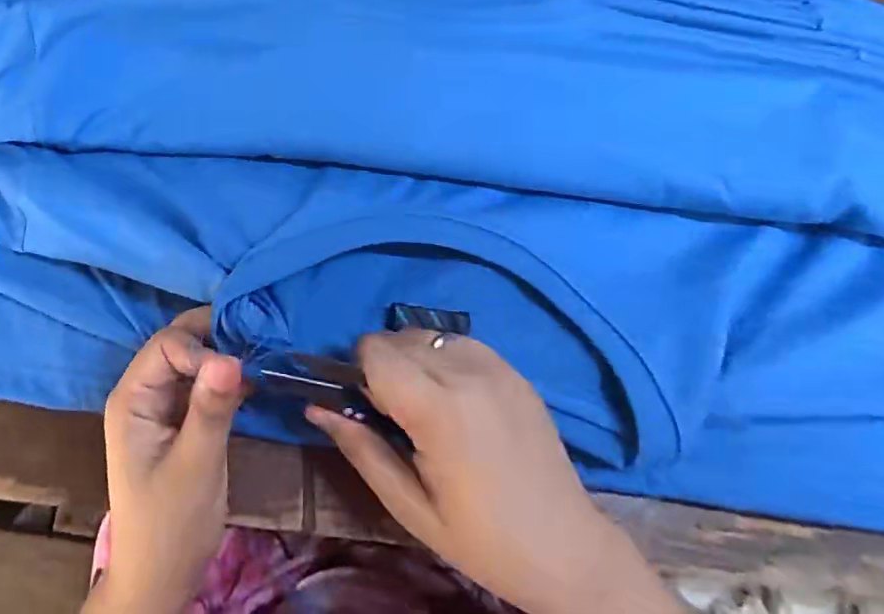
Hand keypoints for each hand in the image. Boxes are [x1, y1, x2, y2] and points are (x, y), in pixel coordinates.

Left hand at [84, 307, 245, 613]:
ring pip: (191, 358)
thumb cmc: (171, 525)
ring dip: (222, 354)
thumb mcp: (196, 466)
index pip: (166, 346)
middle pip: (177, 343)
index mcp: (131, 398)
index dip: (202, 349)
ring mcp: (159, 404)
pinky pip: (201, 381)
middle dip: (214, 339)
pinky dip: (225, 376)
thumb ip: (210, 410)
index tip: (236, 372)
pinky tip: (252, 381)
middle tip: (256, 345)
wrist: (161, 578)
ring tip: (259, 359)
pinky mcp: (178, 417)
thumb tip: (230, 358)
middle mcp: (141, 391)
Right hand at [307, 331, 680, 613]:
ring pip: (425, 334)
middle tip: (395, 413)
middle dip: (383, 365)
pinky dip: (443, 358)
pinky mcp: (513, 369)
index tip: (368, 406)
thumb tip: (316, 406)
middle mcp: (466, 373)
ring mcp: (495, 366)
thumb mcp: (409, 506)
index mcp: (438, 409)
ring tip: (427, 404)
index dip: (359, 372)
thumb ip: (360, 447)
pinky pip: (459, 342)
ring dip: (412, 357)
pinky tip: (456, 398)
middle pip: (396, 337)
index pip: (374, 349)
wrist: (567, 550)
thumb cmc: (481, 539)